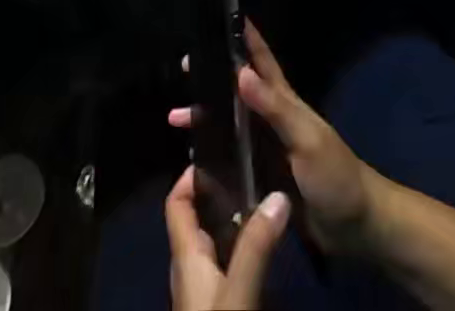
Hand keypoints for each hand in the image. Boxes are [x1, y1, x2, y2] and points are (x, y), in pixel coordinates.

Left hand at [166, 166, 290, 310]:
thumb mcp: (238, 288)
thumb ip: (255, 246)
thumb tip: (279, 195)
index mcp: (185, 254)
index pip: (176, 203)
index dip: (189, 178)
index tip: (215, 157)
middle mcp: (188, 267)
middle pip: (197, 221)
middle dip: (219, 199)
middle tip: (251, 181)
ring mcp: (201, 289)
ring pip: (213, 246)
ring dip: (233, 227)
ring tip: (263, 210)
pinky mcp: (216, 304)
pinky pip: (225, 268)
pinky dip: (240, 254)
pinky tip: (264, 256)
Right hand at [171, 22, 375, 254]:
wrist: (356, 229)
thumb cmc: (335, 175)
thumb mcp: (305, 138)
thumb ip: (274, 107)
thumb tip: (239, 72)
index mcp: (283, 101)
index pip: (261, 60)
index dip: (244, 36)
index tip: (222, 13)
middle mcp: (269, 119)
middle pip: (236, 88)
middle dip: (211, 74)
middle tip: (184, 66)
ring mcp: (264, 148)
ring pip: (227, 122)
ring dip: (203, 116)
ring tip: (175, 117)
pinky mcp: (260, 174)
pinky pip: (228, 155)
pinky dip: (209, 150)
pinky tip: (191, 156)